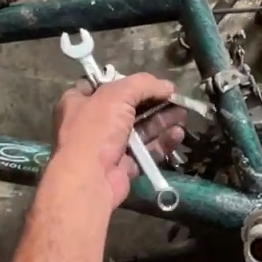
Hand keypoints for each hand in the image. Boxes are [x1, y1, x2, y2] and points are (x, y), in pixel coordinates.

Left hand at [48, 73, 187, 211]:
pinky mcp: (122, 165)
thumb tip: (167, 86)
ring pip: (139, 129)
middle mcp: (91, 123)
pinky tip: (177, 134)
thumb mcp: (116, 95)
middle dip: (153, 102)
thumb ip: (143, 84)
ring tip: (183, 114)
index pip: (102, 85)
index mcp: (78, 102)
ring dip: (162, 121)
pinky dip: (161, 142)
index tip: (149, 82)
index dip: (125, 82)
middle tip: (175, 98)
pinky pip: (145, 150)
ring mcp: (107, 146)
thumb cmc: (95, 129)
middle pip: (127, 107)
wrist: (89, 179)